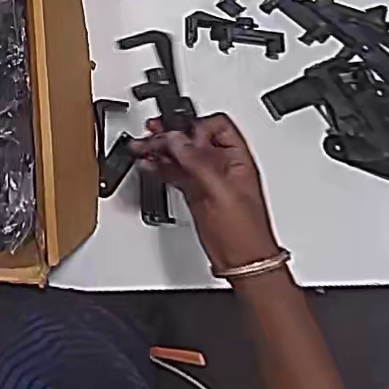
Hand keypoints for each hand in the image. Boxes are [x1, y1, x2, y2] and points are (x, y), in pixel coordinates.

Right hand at [130, 114, 278, 271]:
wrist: (242, 263)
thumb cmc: (246, 232)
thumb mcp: (220, 191)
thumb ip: (198, 163)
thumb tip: (178, 139)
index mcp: (235, 158)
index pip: (216, 126)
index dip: (195, 125)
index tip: (177, 132)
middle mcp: (220, 165)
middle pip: (192, 138)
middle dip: (170, 134)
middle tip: (151, 133)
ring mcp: (206, 178)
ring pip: (179, 154)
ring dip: (160, 149)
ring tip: (141, 147)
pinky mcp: (194, 191)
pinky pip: (173, 171)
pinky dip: (159, 166)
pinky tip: (148, 163)